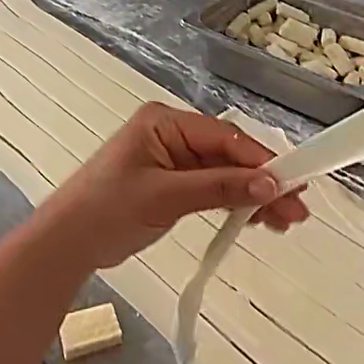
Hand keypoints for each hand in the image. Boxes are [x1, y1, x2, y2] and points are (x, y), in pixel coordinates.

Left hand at [31, 104, 310, 271]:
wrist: (67, 242)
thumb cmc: (106, 210)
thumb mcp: (165, 197)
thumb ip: (218, 189)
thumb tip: (270, 186)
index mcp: (165, 122)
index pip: (225, 137)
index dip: (260, 160)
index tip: (293, 182)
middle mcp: (172, 135)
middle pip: (229, 155)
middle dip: (262, 182)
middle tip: (297, 209)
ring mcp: (173, 160)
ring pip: (225, 174)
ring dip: (253, 196)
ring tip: (286, 221)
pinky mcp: (173, 184)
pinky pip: (212, 189)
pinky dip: (233, 204)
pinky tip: (258, 219)